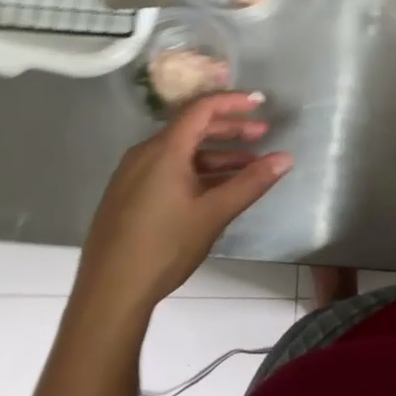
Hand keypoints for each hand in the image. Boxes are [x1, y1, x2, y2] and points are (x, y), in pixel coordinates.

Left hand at [79, 92, 291, 309]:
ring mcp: (131, 175)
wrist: (109, 293)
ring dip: (215, 155)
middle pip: (191, 128)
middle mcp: (144, 154)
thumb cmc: (164, 247)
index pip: (201, 109)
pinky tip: (214, 190)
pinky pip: (166, 170)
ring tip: (246, 167)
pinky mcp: (126, 196)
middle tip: (262, 135)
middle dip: (229, 130)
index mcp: (164, 150)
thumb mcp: (214, 214)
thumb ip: (251, 183)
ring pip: (180, 153)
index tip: (259, 104)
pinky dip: (195, 171)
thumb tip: (286, 158)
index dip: (232, 102)